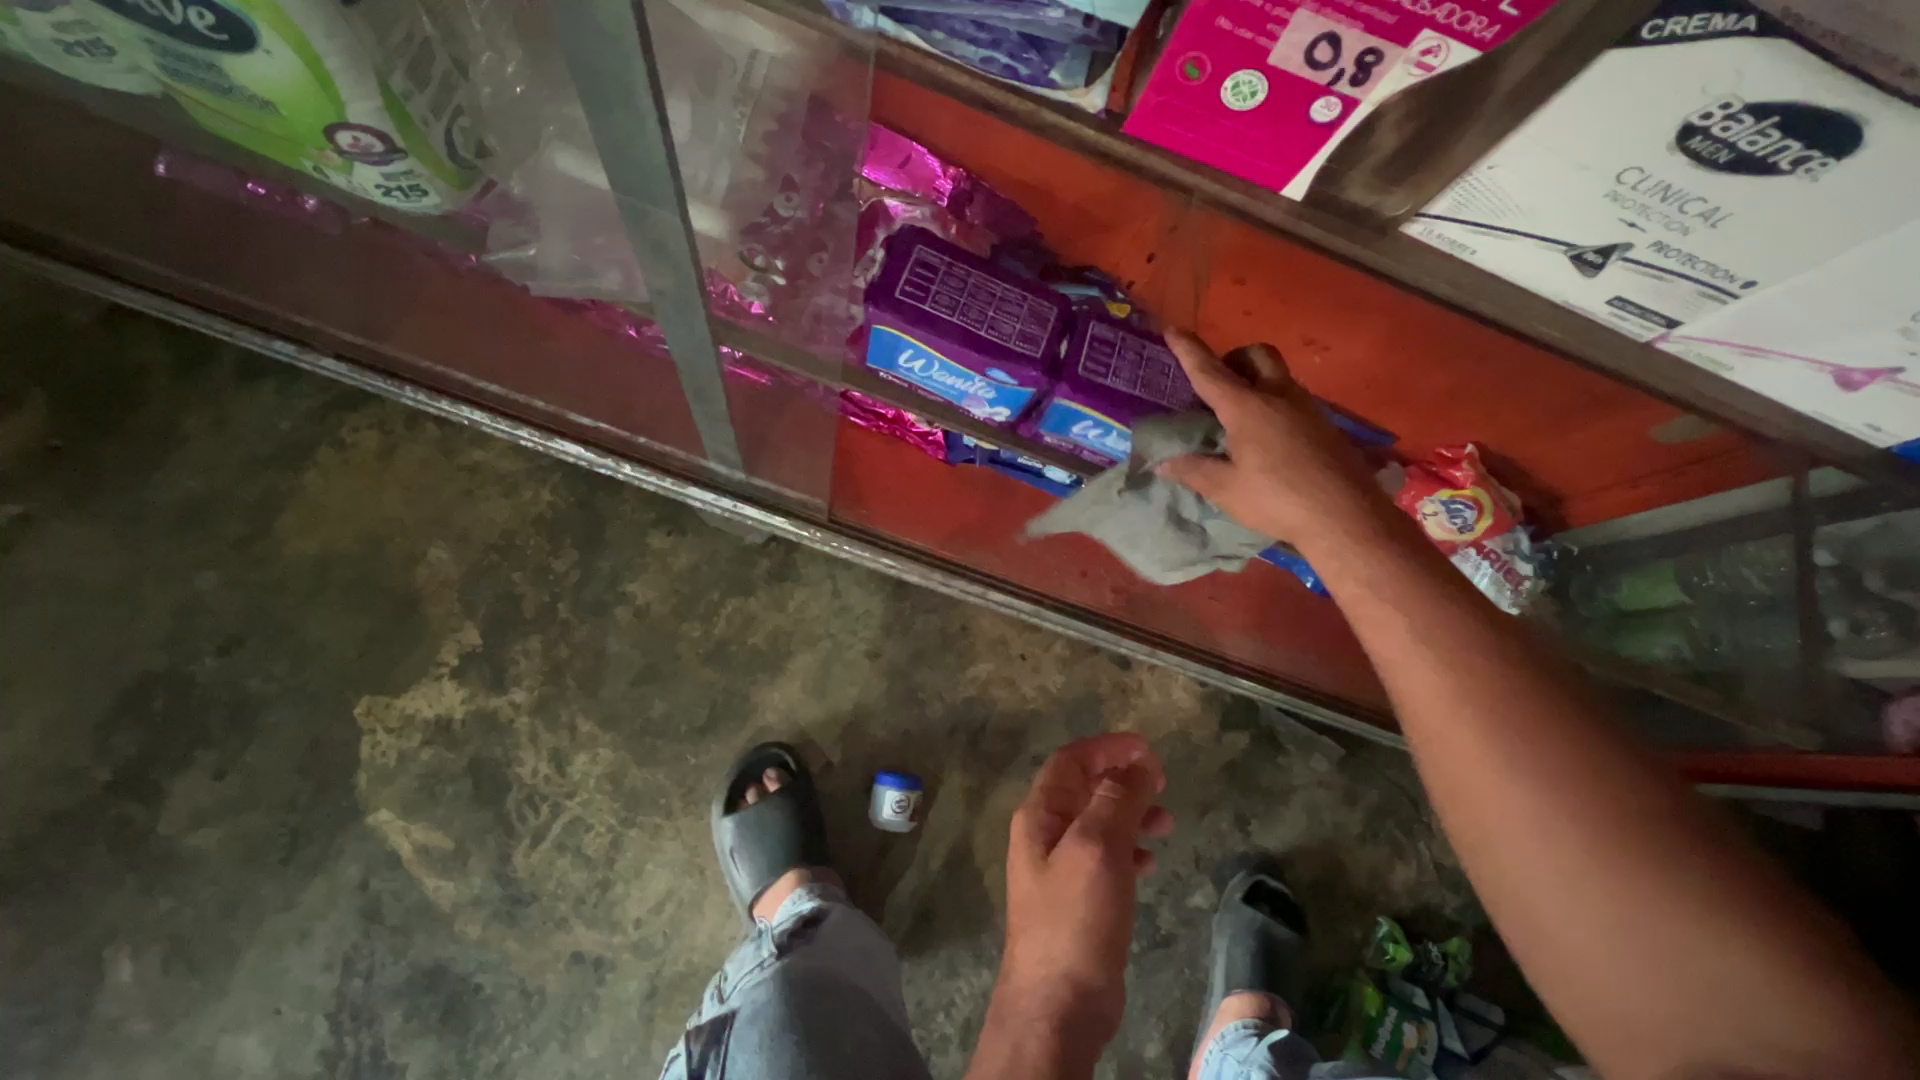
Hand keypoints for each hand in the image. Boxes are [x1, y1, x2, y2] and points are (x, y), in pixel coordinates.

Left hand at [998, 734, 1173, 1046]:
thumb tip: (1138, 763)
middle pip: (1085, 788)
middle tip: (1163, 783)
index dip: (1108, 748)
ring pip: (1100, 823)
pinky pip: (1106, 858)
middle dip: (1124, 779)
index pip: (1071, 760)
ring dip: (1132, 814)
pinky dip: (1130, 849)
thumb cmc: (1074, 918)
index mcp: (1040, 815)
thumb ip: (1117, 800)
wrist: (1058, 1003)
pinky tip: (1150, 861)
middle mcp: (1046, 835)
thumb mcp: (1097, 848)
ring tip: (1167, 824)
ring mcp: (1061, 869)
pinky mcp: (1080, 900)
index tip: (1149, 750)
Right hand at [1157, 328, 1386, 550]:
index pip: (1209, 371)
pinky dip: (1273, 404)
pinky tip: (1267, 439)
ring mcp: (1306, 408)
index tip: (1172, 329)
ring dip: (1255, 381)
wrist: (1346, 515)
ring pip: (1278, 375)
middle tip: (1217, 384)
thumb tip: (1165, 463)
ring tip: (1238, 417)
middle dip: (1233, 358)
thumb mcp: (1226, 490)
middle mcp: (1278, 396)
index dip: (1188, 350)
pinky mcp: (1324, 425)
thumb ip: (1194, 470)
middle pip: (1256, 354)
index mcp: (1247, 408)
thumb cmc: (1277, 500)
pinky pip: (1293, 399)